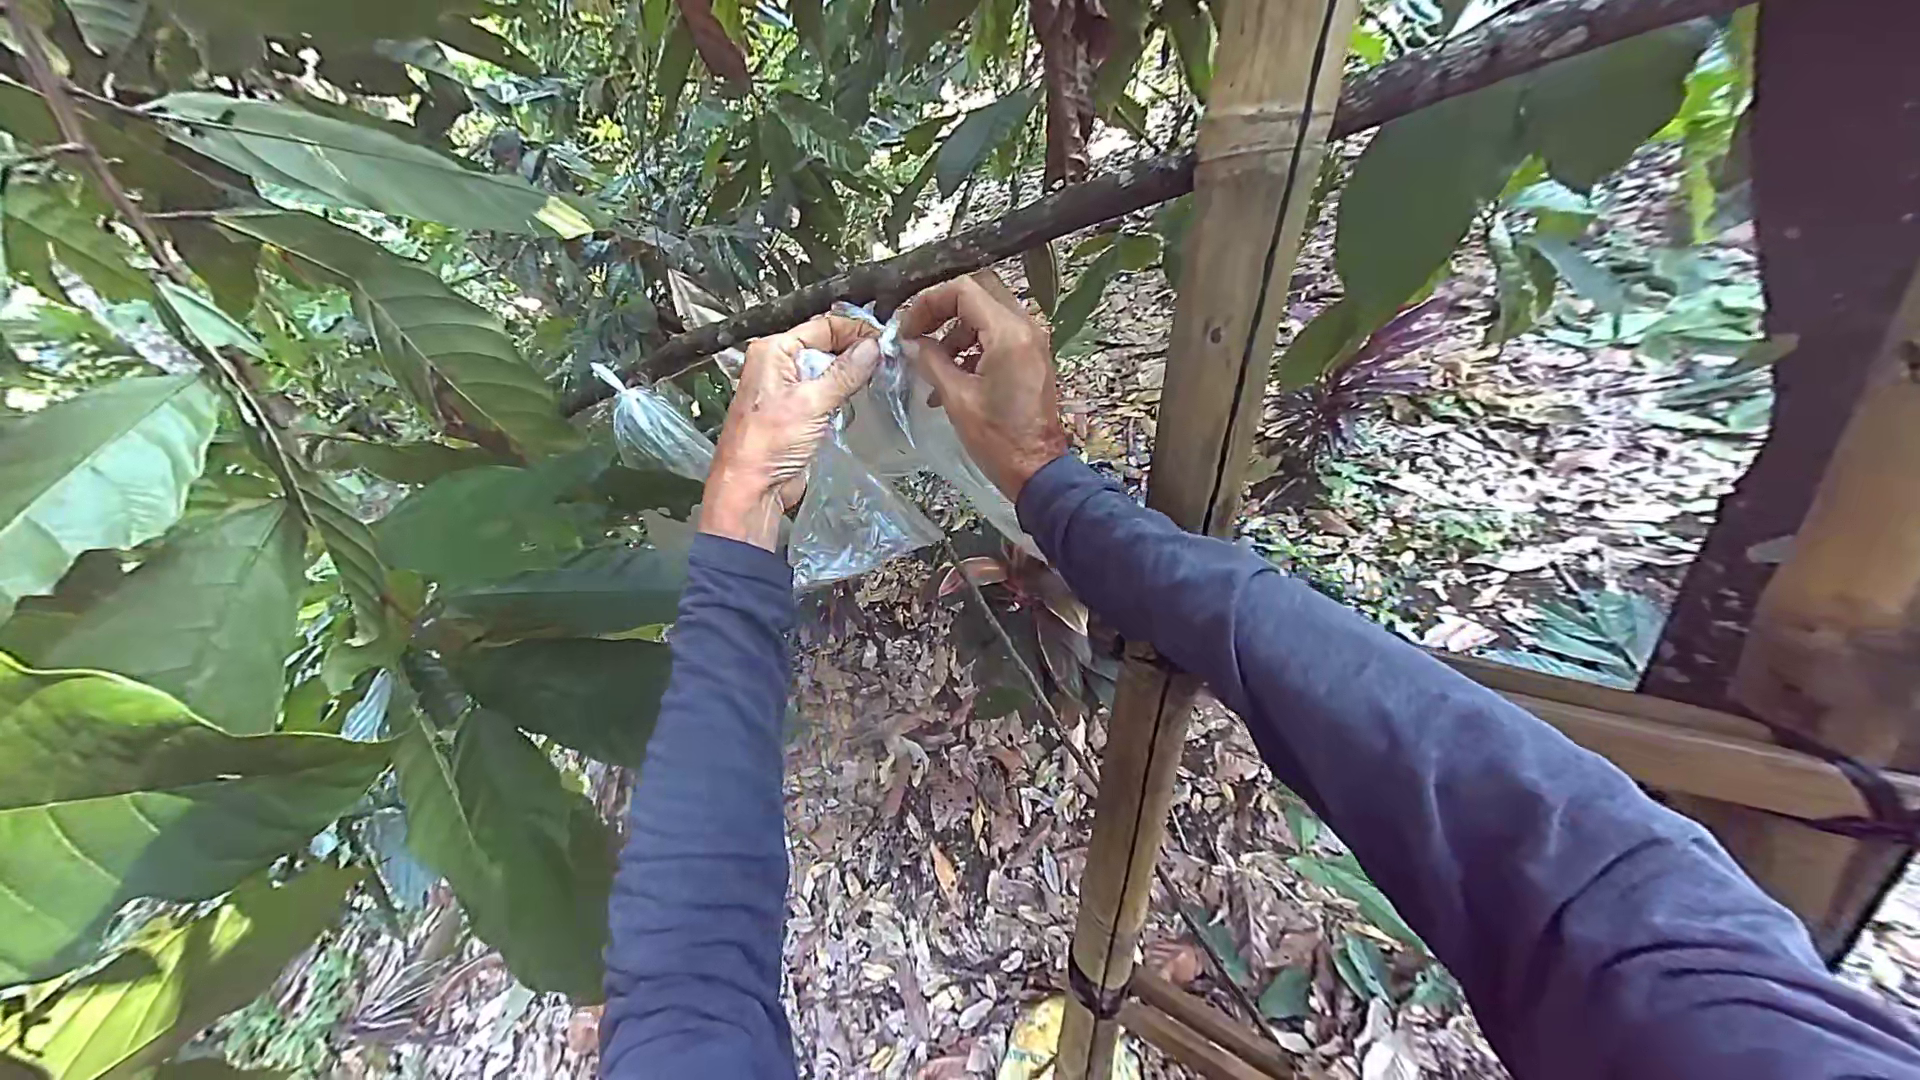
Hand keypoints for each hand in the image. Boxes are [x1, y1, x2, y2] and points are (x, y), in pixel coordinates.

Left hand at [701, 315, 879, 550]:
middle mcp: (779, 365)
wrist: (752, 487)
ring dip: (851, 374)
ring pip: (828, 371)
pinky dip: (843, 394)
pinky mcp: (798, 413)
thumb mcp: (811, 402)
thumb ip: (845, 373)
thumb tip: (872, 348)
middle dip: (856, 352)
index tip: (884, 341)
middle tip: (886, 360)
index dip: (855, 331)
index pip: (823, 326)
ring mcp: (788, 390)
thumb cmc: (766, 444)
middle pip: (826, 346)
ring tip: (879, 377)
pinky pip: (825, 394)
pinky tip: (858, 399)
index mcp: (774, 351)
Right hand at [898, 271, 1070, 499]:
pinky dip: (972, 347)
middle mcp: (1026, 328)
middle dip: (942, 309)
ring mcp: (1032, 342)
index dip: (928, 303)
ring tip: (932, 364)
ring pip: (987, 314)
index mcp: (1009, 334)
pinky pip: (998, 336)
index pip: (963, 290)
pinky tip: (951, 378)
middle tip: (918, 332)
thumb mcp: (957, 398)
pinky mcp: (1032, 358)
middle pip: (978, 293)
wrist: (1036, 471)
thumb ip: (930, 361)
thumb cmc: (998, 440)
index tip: (908, 328)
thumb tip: (911, 343)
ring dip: (956, 332)